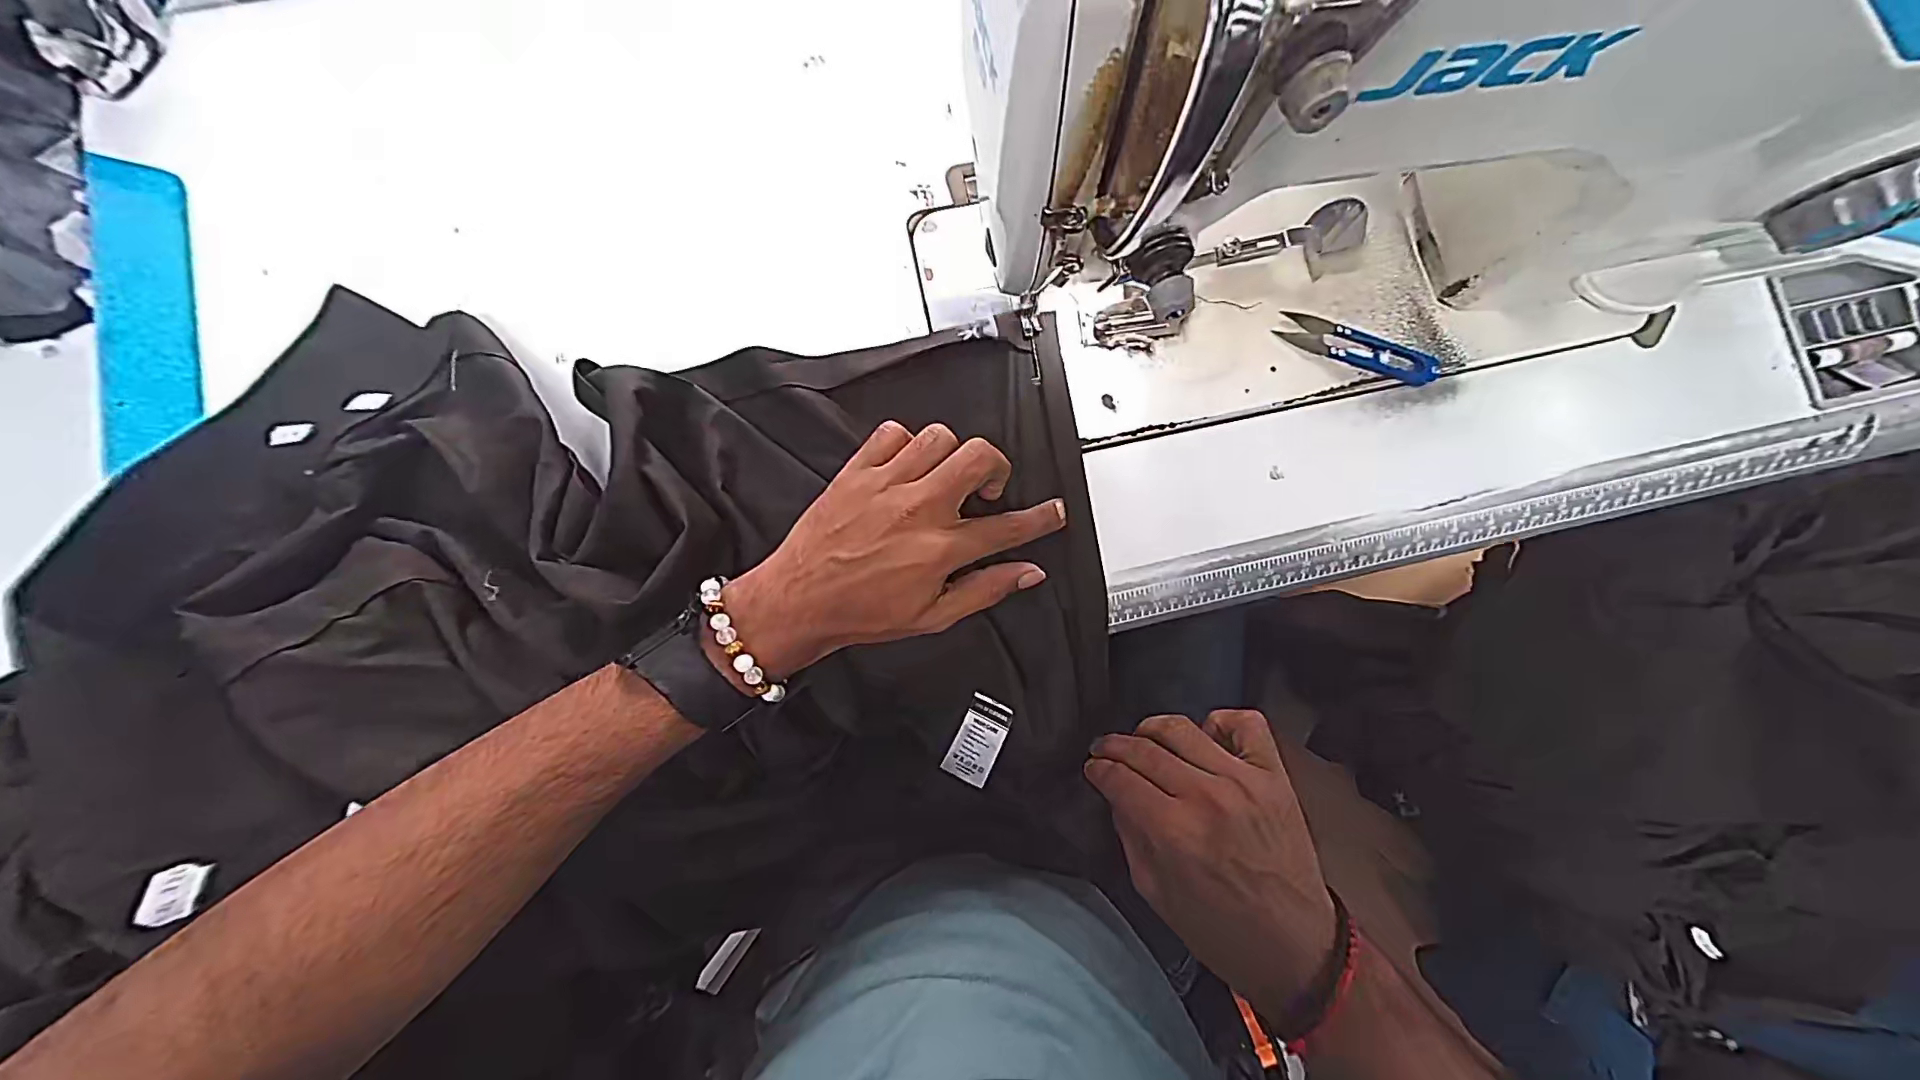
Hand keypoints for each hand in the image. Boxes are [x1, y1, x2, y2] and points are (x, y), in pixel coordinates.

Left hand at [718, 421, 1065, 678]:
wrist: (799, 600)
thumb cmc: (858, 611)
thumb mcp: (932, 617)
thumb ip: (985, 590)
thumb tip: (1024, 574)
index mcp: (940, 549)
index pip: (1008, 526)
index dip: (1040, 518)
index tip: (1051, 511)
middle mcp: (917, 509)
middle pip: (979, 458)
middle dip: (997, 466)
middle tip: (988, 487)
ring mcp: (886, 486)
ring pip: (940, 437)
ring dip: (952, 454)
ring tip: (945, 476)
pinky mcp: (857, 473)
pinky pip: (891, 433)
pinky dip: (905, 442)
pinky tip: (906, 464)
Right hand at [1086, 711, 1337, 1015]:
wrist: (1296, 949)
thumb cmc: (1225, 932)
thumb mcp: (1156, 893)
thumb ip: (1130, 837)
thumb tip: (1117, 797)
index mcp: (1174, 832)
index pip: (1119, 777)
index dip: (1098, 769)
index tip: (1094, 768)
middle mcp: (1207, 799)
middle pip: (1143, 749)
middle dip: (1114, 746)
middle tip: (1105, 750)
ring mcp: (1244, 782)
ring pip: (1182, 728)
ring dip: (1152, 728)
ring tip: (1144, 738)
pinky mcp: (1274, 778)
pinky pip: (1245, 724)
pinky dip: (1220, 722)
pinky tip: (1206, 737)